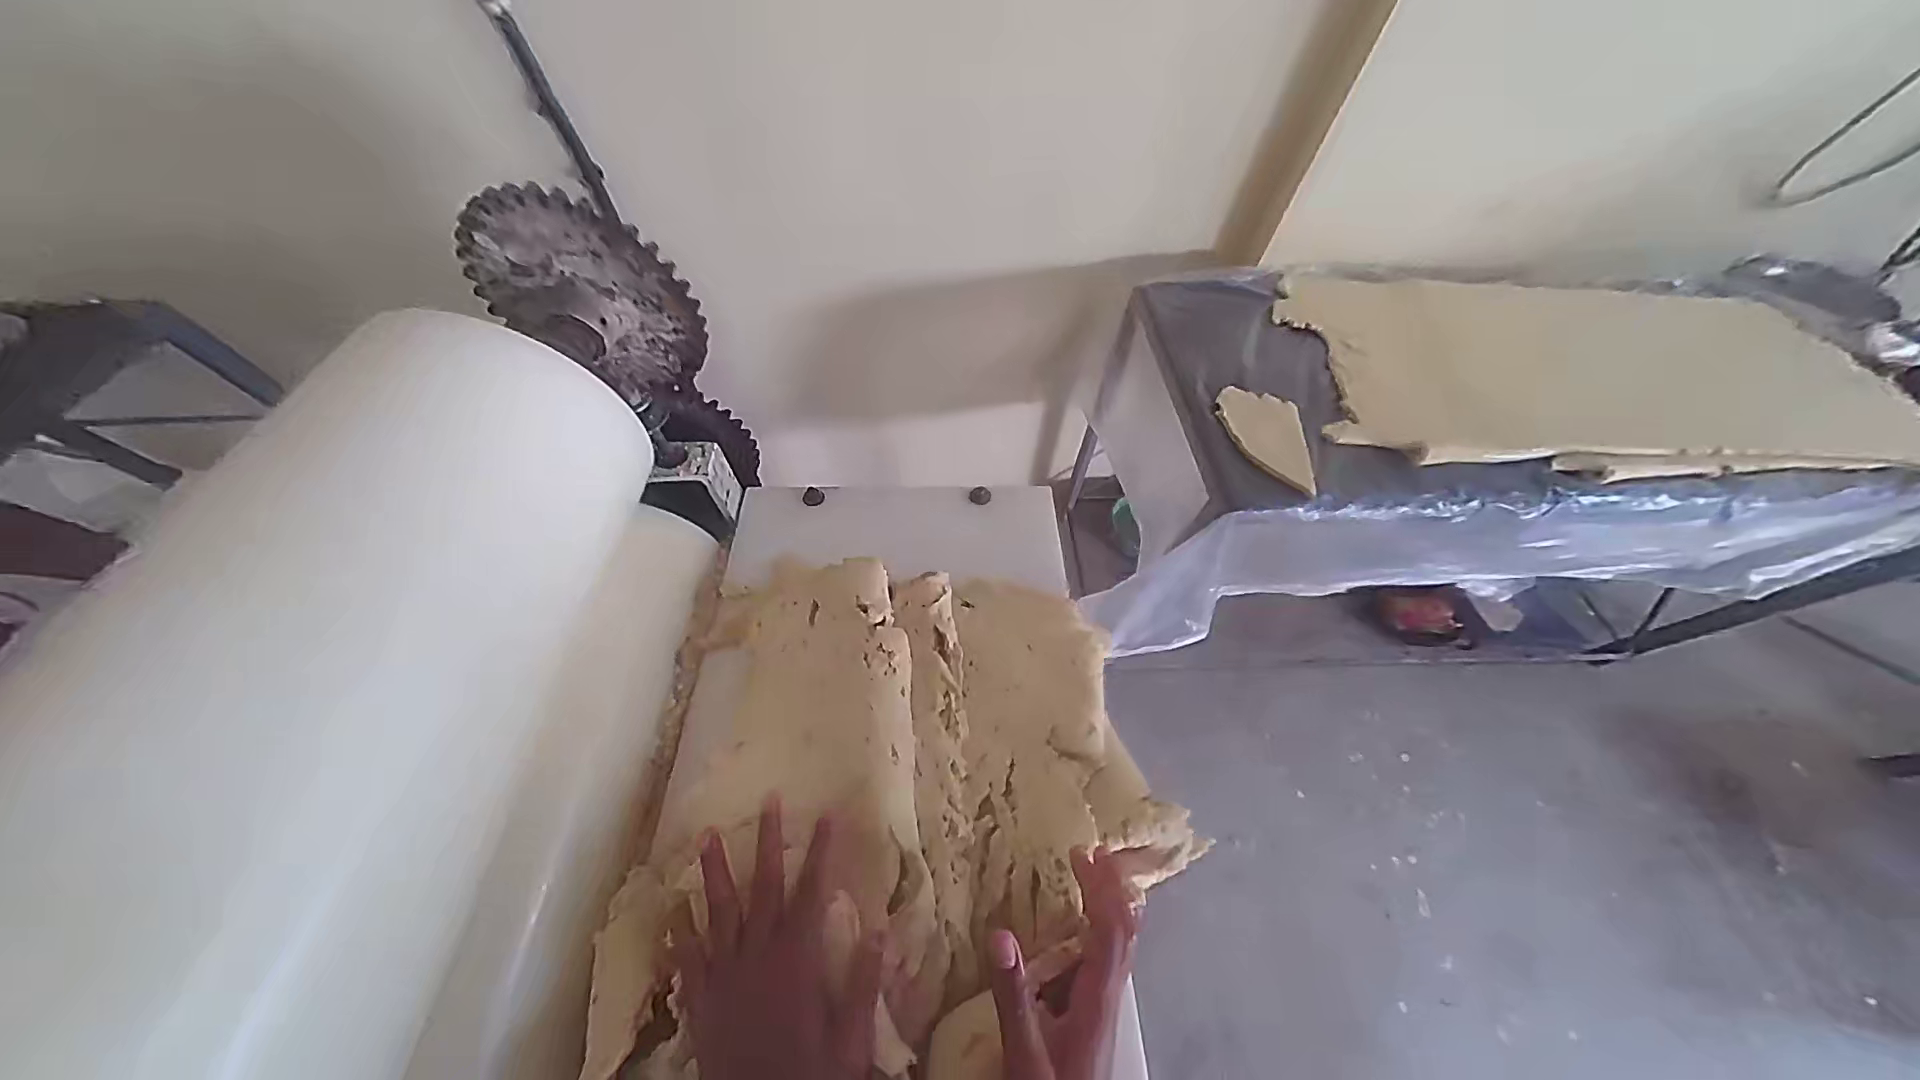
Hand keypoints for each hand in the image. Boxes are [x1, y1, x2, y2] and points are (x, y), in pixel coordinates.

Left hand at [670, 798, 886, 1079]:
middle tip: (769, 800)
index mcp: (798, 956)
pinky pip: (688, 959)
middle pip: (764, 886)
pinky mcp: (701, 1000)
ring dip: (715, 871)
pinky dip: (679, 932)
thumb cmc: (810, 1074)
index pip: (813, 890)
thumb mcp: (850, 1037)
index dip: (821, 850)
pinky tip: (672, 910)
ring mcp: (725, 975)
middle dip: (768, 840)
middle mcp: (759, 954)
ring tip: (707, 835)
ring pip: (719, 911)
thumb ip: (863, 982)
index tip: (827, 815)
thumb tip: (878, 927)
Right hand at [988, 848, 1139, 1079]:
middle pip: (1125, 932)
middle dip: (1113, 888)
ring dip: (1110, 904)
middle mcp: (1108, 997)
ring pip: (1120, 945)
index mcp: (1097, 999)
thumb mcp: (1024, 1053)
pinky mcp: (1093, 1014)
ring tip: (1093, 874)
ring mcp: (1103, 1006)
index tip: (1082, 855)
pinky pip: (1107, 958)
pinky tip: (1080, 925)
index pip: (1111, 931)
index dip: (1102, 889)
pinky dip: (1100, 927)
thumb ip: (1013, 996)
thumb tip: (999, 932)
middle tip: (1093, 852)